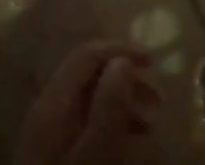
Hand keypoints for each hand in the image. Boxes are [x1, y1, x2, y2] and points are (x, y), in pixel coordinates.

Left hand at [13, 42, 159, 164]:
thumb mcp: (97, 154)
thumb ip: (109, 105)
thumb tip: (122, 61)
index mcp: (53, 103)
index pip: (86, 55)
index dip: (120, 50)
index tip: (154, 64)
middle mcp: (47, 109)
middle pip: (87, 74)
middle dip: (125, 78)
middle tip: (158, 102)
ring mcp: (47, 132)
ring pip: (87, 99)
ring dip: (120, 102)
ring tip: (150, 125)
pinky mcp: (52, 153)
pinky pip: (84, 123)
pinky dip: (109, 124)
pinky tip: (130, 143)